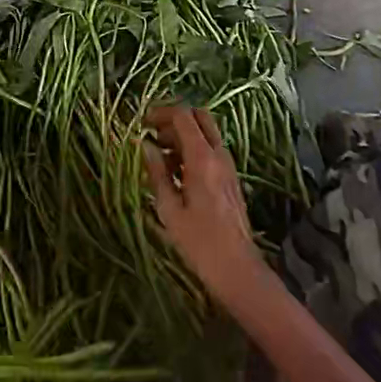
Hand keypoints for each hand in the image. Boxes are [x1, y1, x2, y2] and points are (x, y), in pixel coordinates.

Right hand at [142, 105, 262, 294]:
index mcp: (202, 158)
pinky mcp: (230, 177)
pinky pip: (210, 149)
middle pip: (199, 116)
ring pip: (205, 132)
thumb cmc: (199, 243)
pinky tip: (176, 172)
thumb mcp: (169, 209)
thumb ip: (156, 173)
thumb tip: (144, 146)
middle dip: (174, 119)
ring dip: (183, 135)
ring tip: (160, 158)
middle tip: (154, 135)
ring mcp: (228, 165)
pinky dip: (193, 149)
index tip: (143, 122)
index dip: (161, 113)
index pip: (183, 116)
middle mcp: (218, 154)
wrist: (237, 269)